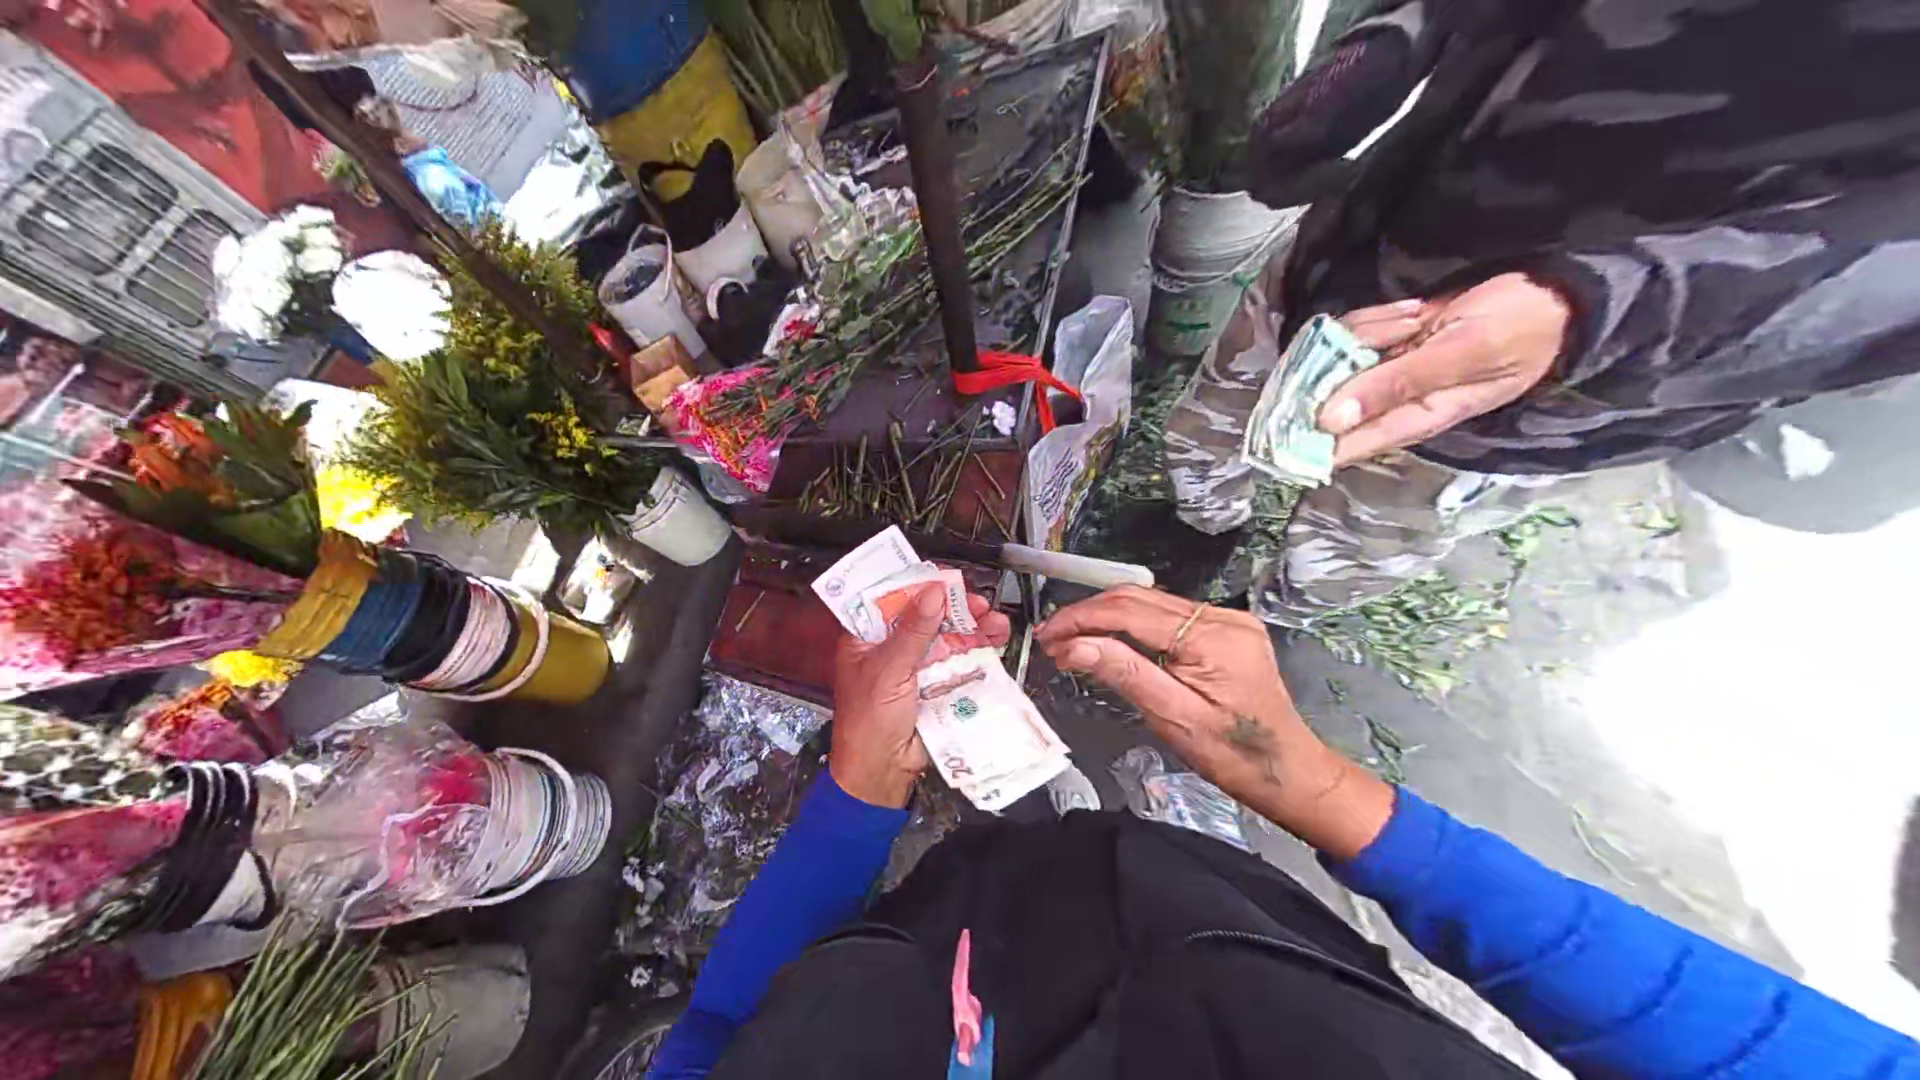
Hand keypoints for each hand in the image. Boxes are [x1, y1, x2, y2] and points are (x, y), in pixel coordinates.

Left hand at [831, 586, 1012, 807]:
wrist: (883, 773)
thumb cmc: (868, 722)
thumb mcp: (888, 670)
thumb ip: (913, 631)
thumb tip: (933, 591)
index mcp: (867, 636)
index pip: (892, 598)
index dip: (918, 584)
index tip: (944, 577)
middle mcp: (893, 645)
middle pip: (927, 613)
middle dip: (954, 604)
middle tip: (975, 601)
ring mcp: (919, 664)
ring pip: (949, 633)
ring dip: (973, 623)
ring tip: (993, 619)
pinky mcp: (940, 682)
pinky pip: (962, 658)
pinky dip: (980, 647)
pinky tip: (996, 637)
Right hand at [1036, 587, 1392, 858]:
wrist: (1289, 771)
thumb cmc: (1233, 755)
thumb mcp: (1174, 718)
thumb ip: (1124, 672)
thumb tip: (1073, 646)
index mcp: (1213, 637)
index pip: (1131, 612)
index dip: (1082, 619)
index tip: (1048, 635)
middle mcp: (1221, 616)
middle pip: (1139, 598)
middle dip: (1088, 614)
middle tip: (1052, 638)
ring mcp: (1225, 619)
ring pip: (1150, 602)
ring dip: (1105, 616)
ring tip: (1070, 639)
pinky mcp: (1223, 628)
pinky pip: (1166, 615)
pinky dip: (1130, 623)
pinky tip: (1107, 638)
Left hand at [1321, 273, 1571, 466]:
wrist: (1551, 291)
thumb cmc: (1519, 328)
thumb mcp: (1462, 355)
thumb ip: (1398, 385)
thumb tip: (1332, 422)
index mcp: (1412, 420)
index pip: (1344, 446)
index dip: (1307, 444)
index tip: (1277, 434)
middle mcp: (1389, 402)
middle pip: (1330, 399)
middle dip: (1346, 365)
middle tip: (1397, 335)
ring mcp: (1383, 372)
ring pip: (1338, 359)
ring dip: (1370, 333)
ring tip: (1418, 318)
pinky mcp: (1382, 345)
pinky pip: (1352, 334)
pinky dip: (1375, 319)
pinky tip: (1413, 311)